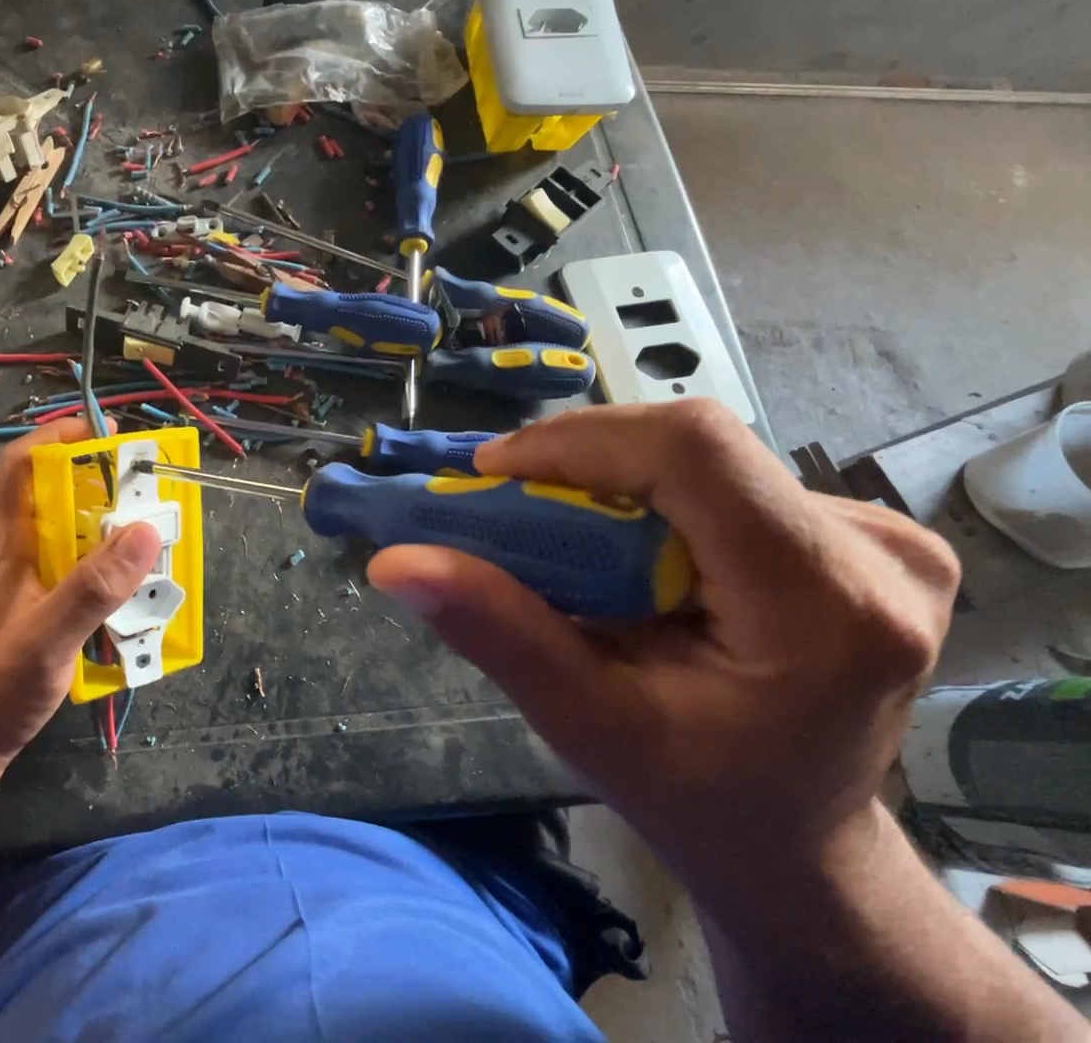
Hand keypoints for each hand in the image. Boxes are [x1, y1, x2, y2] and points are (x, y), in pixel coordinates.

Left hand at [0, 418, 161, 779]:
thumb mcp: (49, 638)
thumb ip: (95, 586)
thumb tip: (145, 529)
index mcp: (3, 544)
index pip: (23, 464)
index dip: (62, 436)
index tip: (112, 435)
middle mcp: (9, 553)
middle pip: (53, 496)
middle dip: (101, 487)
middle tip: (149, 497)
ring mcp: (18, 583)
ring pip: (66, 536)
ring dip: (106, 533)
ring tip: (150, 544)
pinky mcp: (29, 610)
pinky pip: (70, 572)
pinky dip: (101, 572)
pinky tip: (128, 595)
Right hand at [366, 400, 960, 879]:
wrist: (795, 839)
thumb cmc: (692, 795)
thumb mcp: (584, 723)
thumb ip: (497, 632)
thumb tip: (395, 563)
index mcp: (825, 605)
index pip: (696, 453)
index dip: (579, 441)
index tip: (491, 472)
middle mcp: (878, 551)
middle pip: (698, 448)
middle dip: (583, 465)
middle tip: (507, 507)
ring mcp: (885, 538)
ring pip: (709, 458)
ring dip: (612, 482)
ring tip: (557, 536)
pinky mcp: (862, 535)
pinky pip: (728, 479)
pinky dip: (649, 498)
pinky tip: (621, 549)